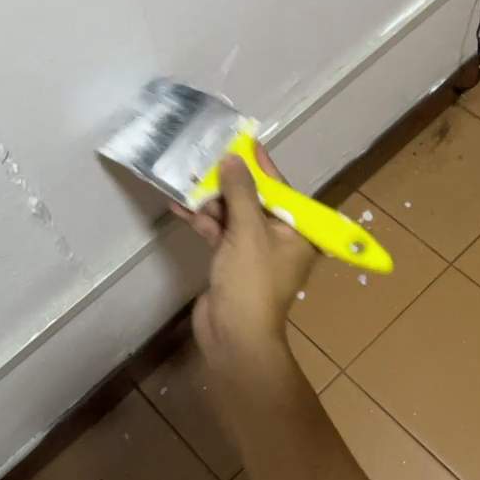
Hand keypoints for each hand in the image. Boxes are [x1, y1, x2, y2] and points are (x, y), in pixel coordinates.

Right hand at [170, 144, 318, 368]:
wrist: (233, 335)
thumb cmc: (251, 282)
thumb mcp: (248, 231)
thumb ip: (241, 192)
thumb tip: (233, 158)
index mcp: (298, 233)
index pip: (281, 191)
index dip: (261, 167)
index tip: (243, 143)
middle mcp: (280, 240)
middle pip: (254, 201)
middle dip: (228, 185)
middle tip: (205, 163)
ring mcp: (254, 252)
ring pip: (233, 217)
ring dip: (212, 204)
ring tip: (188, 188)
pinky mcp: (231, 263)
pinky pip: (220, 234)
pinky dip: (204, 223)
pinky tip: (181, 209)